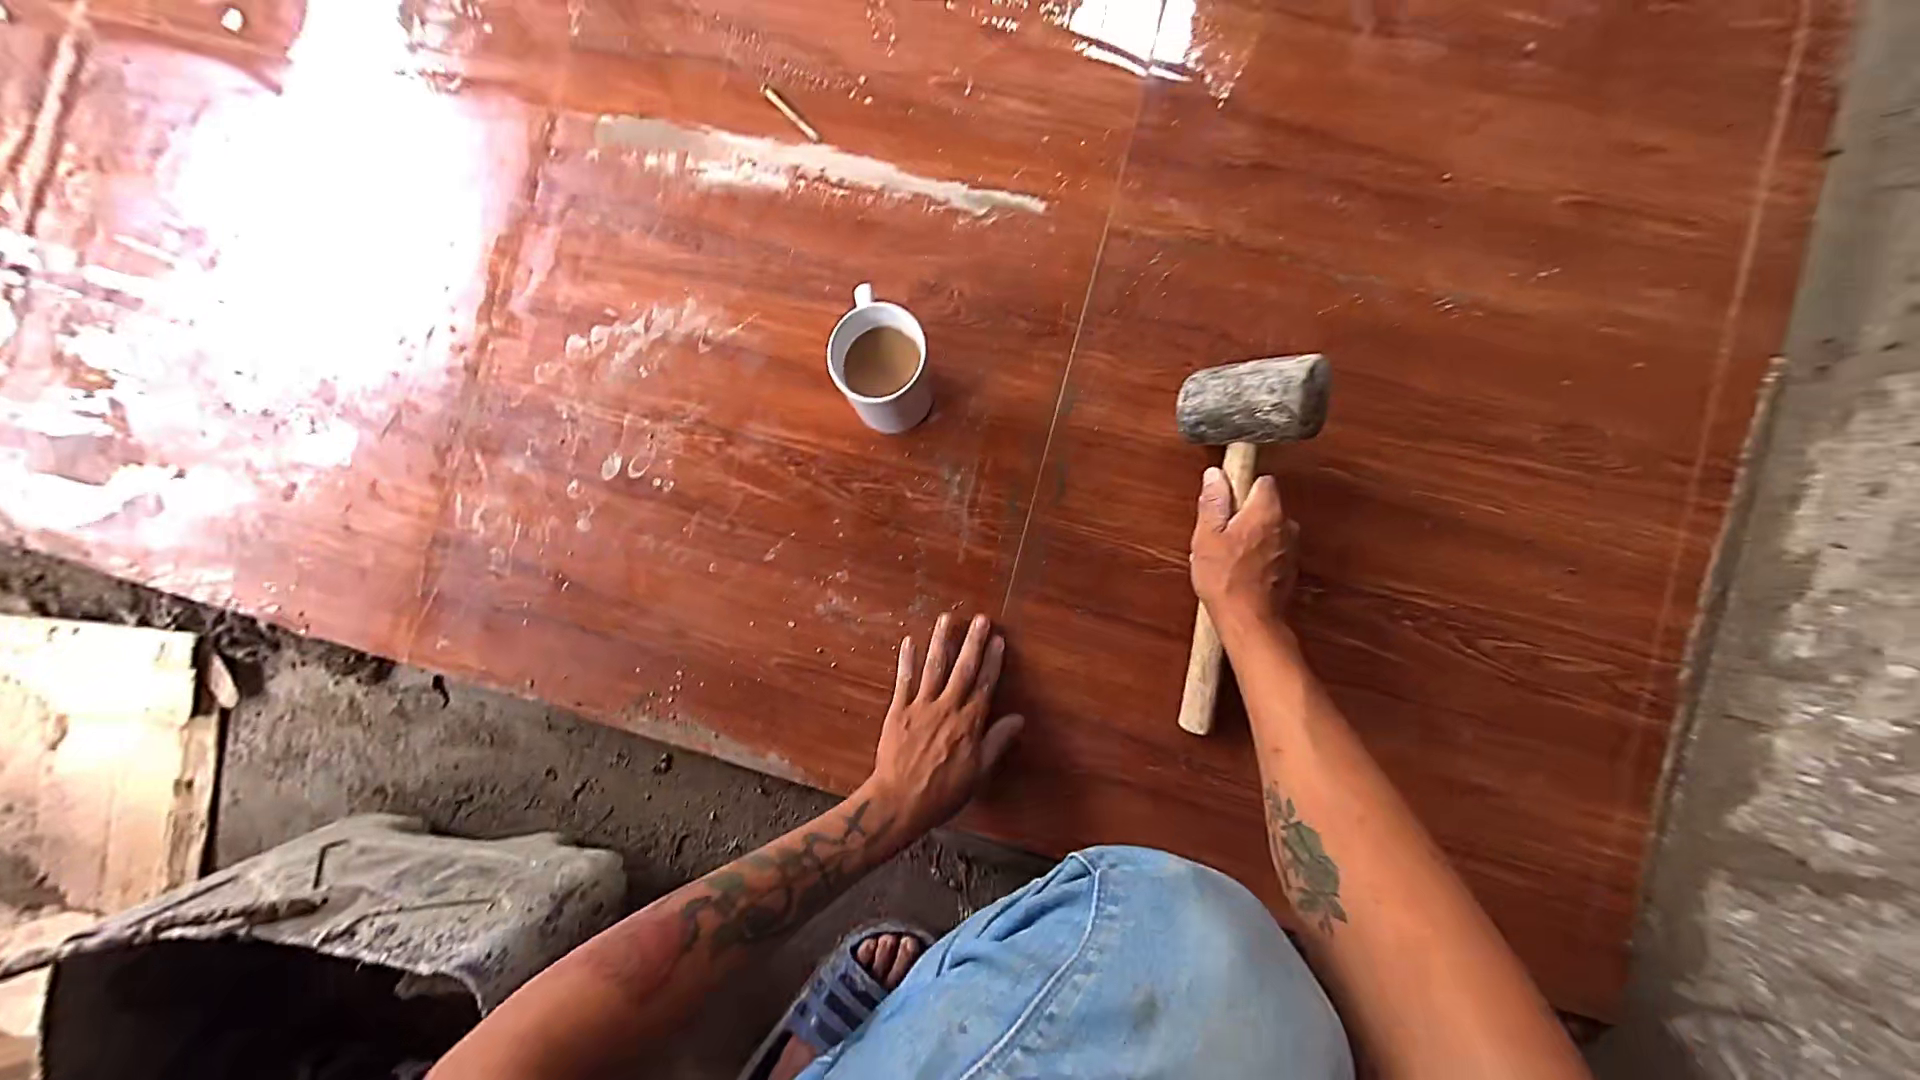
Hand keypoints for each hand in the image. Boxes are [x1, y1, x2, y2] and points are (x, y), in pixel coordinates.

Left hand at [862, 612, 1024, 836]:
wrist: (899, 802)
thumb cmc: (942, 792)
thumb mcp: (978, 772)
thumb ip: (997, 742)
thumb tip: (1018, 720)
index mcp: (968, 723)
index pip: (985, 684)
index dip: (992, 661)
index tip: (998, 639)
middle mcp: (947, 709)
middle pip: (963, 669)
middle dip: (973, 642)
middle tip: (981, 619)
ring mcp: (921, 707)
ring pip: (934, 668)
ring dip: (941, 641)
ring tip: (947, 618)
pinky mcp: (898, 711)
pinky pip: (904, 681)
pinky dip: (907, 661)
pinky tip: (909, 642)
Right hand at [1190, 467, 1298, 630]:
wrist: (1249, 621)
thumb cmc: (1226, 581)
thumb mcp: (1207, 537)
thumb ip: (1213, 502)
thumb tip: (1215, 476)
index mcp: (1266, 512)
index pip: (1262, 480)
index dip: (1240, 486)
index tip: (1223, 499)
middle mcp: (1286, 526)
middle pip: (1265, 505)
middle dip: (1242, 513)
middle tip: (1218, 533)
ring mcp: (1291, 548)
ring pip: (1268, 528)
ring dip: (1250, 535)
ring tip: (1227, 555)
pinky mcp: (1289, 567)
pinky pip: (1272, 549)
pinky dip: (1257, 554)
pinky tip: (1238, 569)